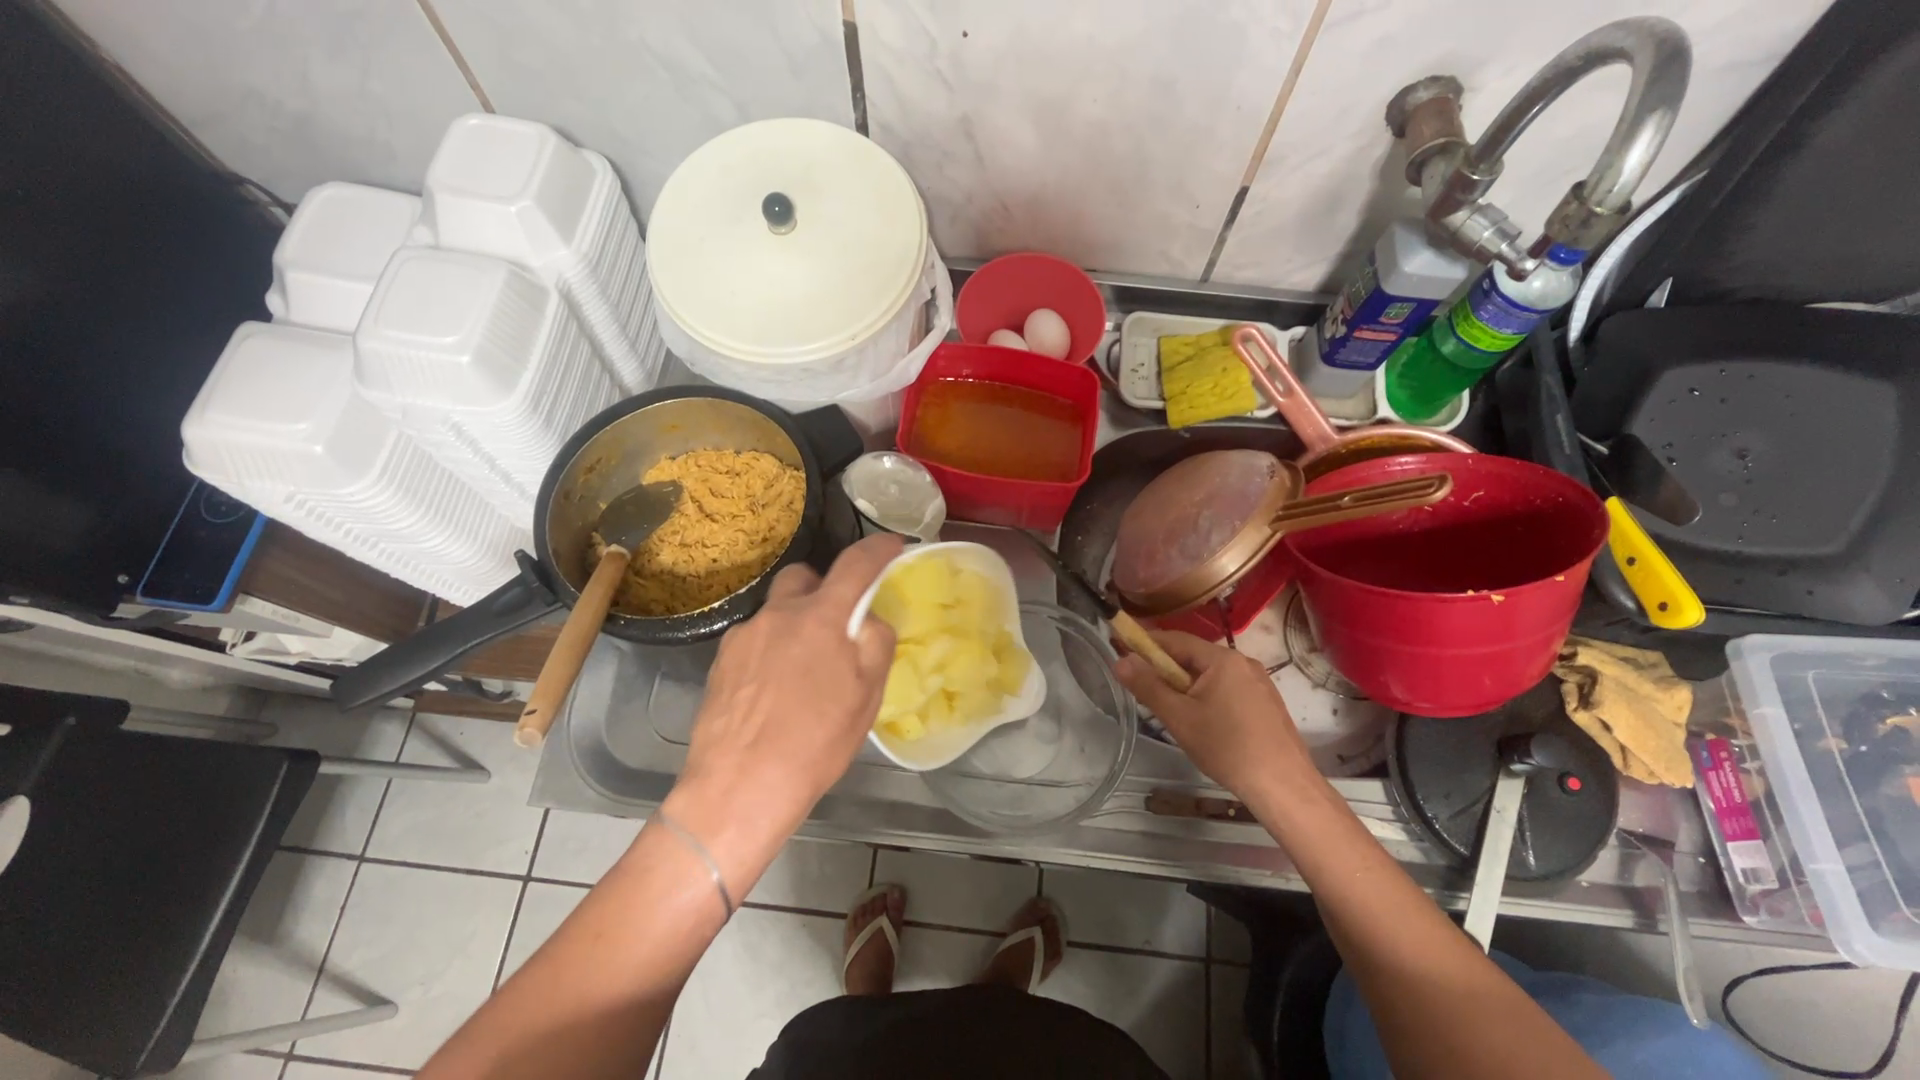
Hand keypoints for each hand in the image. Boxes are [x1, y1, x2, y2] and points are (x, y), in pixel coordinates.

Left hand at [674, 534, 902, 832]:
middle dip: (823, 589)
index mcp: (821, 617)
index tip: (892, 545)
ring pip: (776, 613)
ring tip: (803, 671)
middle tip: (838, 624)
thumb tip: (869, 620)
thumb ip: (875, 644)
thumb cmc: (815, 742)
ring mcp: (743, 636)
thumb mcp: (867, 697)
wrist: (740, 786)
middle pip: (804, 578)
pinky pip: (754, 641)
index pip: (856, 564)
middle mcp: (778, 614)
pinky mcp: (720, 662)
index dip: (878, 549)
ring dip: (795, 625)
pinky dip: (770, 652)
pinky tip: (773, 693)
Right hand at [1114, 629, 1314, 800]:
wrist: (1282, 784)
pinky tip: (1202, 724)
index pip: (1176, 639)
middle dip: (1166, 669)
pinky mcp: (1266, 704)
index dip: (1146, 643)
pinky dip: (1207, 697)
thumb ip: (1147, 686)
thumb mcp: (1179, 717)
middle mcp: (1244, 663)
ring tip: (1170, 711)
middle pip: (1194, 657)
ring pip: (1211, 676)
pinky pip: (1228, 690)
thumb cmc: (1227, 748)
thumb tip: (1121, 661)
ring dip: (1186, 686)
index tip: (1121, 648)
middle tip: (1142, 689)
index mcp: (1223, 659)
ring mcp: (1259, 683)